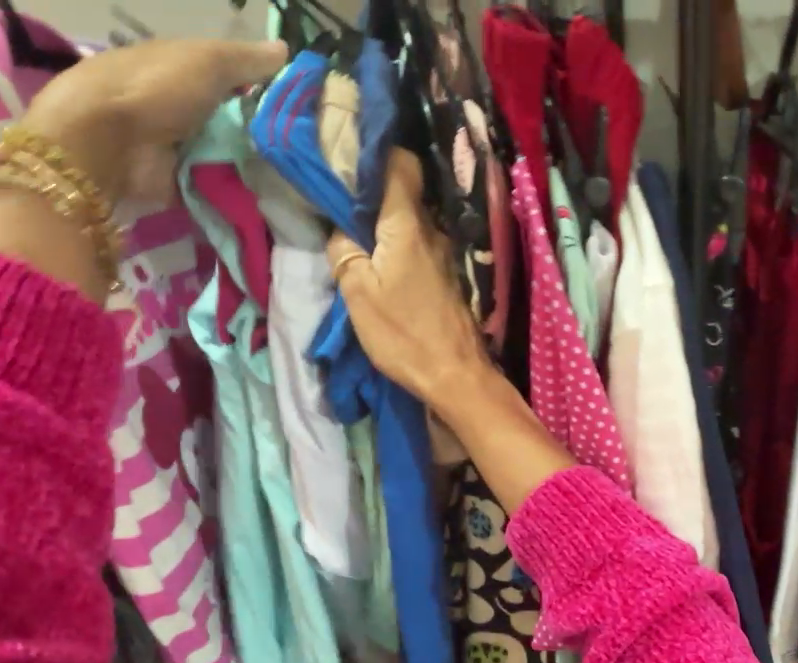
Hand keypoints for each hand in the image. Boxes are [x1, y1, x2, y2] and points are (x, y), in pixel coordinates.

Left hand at [20, 38, 289, 204]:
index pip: (230, 80)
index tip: (296, 107)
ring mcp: (180, 148)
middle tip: (304, 148)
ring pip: (231, 156)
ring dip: (258, 166)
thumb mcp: (206, 61)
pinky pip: (221, 187)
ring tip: (296, 175)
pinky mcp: (184, 184)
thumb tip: (287, 50)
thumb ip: (247, 60)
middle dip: (264, 134)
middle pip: (233, 122)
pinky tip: (274, 196)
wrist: (108, 144)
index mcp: (179, 70)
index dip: (262, 90)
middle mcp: (180, 108)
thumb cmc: (154, 89)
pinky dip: (243, 192)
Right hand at [327, 149, 489, 406]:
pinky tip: (382, 258)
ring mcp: (444, 255)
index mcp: (408, 226)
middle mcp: (432, 232)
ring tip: (356, 229)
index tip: (349, 151)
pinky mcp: (448, 278)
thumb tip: (342, 231)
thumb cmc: (404, 335)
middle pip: (404, 192)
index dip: (376, 151)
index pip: (400, 165)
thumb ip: (345, 252)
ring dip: (386, 221)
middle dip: (374, 189)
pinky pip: (419, 246)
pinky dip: (400, 245)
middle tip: (341, 193)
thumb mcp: (359, 294)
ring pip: (411, 221)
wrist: (456, 376)